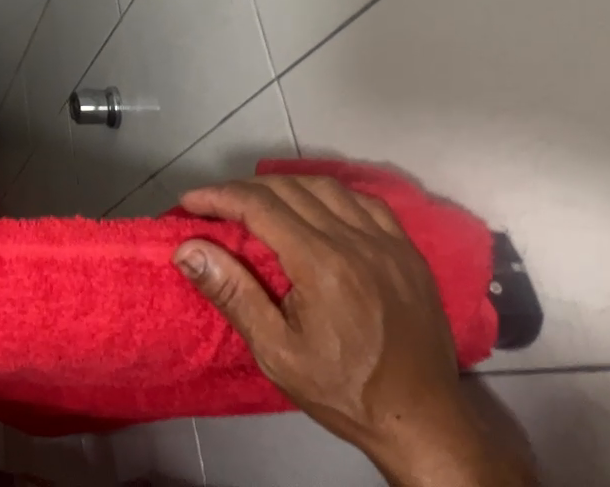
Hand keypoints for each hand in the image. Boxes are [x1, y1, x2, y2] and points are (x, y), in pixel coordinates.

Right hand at [173, 176, 533, 485]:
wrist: (423, 423)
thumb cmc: (342, 391)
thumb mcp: (276, 352)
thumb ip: (232, 293)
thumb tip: (187, 248)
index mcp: (322, 264)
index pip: (259, 206)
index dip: (218, 196)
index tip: (189, 201)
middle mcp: (356, 242)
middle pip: (288, 189)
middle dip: (242, 188)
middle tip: (214, 204)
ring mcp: (388, 244)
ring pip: (325, 187)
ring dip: (283, 185)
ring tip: (256, 201)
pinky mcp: (408, 253)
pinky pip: (363, 202)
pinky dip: (328, 195)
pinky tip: (314, 207)